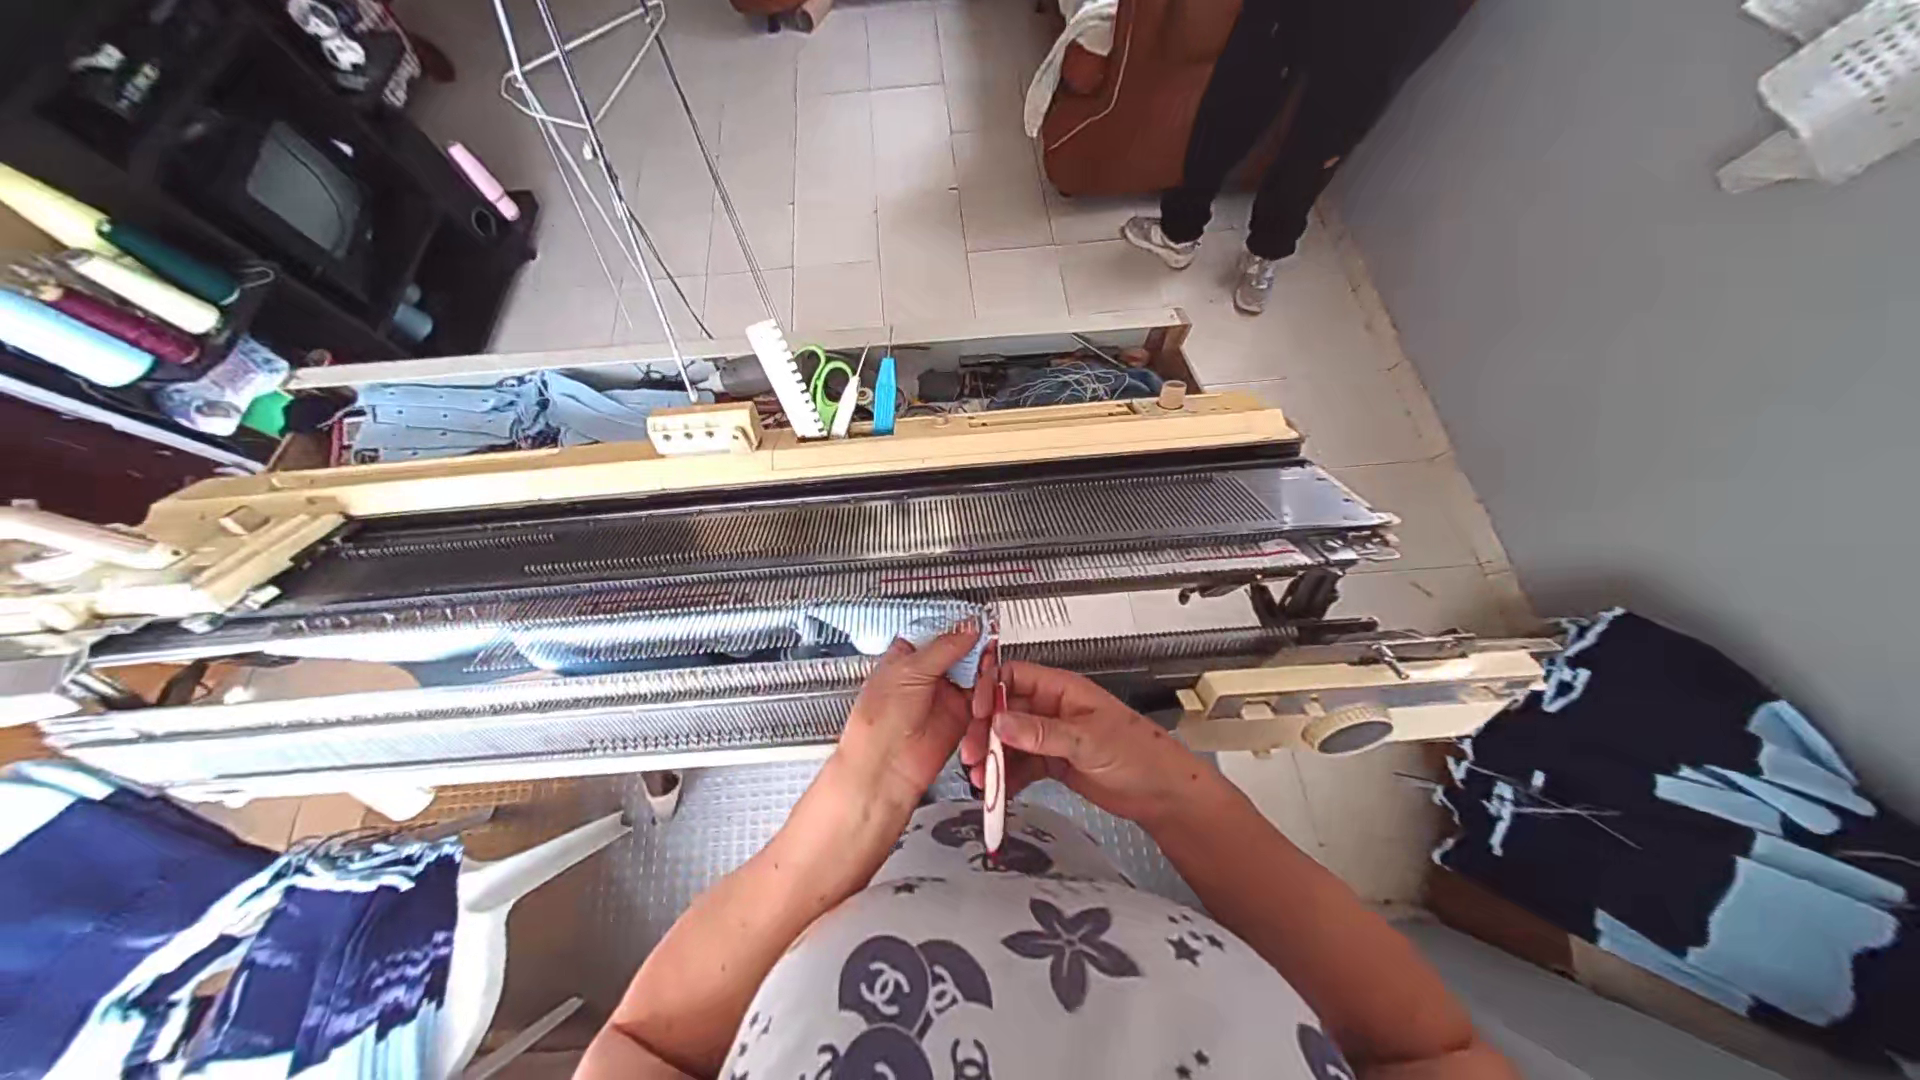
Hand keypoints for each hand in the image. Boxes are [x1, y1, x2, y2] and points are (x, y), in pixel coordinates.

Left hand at [834, 622, 982, 808]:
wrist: (885, 767)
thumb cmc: (878, 721)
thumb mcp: (910, 671)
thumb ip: (943, 647)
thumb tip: (967, 628)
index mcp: (905, 657)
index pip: (935, 632)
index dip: (954, 625)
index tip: (973, 618)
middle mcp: (925, 675)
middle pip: (958, 652)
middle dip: (972, 644)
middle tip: (986, 635)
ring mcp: (943, 695)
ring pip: (972, 673)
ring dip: (982, 666)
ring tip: (988, 658)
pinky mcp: (959, 716)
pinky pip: (980, 697)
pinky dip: (987, 689)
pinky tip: (988, 682)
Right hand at [960, 658, 1207, 827]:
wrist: (1162, 793)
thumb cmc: (1139, 752)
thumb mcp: (1087, 739)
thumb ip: (1041, 732)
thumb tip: (1000, 722)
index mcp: (1061, 689)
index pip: (1013, 677)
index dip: (989, 690)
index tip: (975, 712)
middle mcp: (1052, 708)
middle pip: (1005, 711)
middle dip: (985, 731)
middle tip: (971, 753)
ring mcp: (1050, 735)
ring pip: (1009, 740)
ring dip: (992, 757)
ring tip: (981, 778)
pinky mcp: (1053, 761)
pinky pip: (1021, 764)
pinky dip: (1007, 776)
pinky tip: (998, 789)